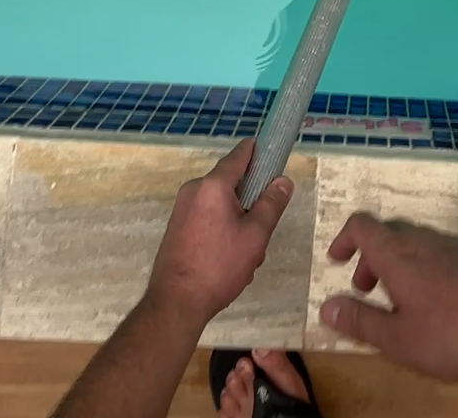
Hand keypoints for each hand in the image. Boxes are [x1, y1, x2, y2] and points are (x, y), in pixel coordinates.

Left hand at [144, 139, 294, 327]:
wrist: (174, 304)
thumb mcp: (255, 235)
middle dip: (251, 202)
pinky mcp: (177, 227)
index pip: (240, 154)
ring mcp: (182, 209)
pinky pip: (208, 217)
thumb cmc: (218, 266)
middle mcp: (194, 189)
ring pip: (221, 204)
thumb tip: (283, 180)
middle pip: (232, 183)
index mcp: (213, 185)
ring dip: (238, 221)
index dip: (259, 152)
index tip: (275, 158)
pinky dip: (222, 230)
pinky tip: (228, 260)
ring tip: (246, 255)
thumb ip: (272, 204)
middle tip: (262, 230)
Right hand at [316, 212, 457, 383]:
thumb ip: (359, 320)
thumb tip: (326, 306)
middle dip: (371, 255)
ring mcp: (454, 246)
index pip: (362, 225)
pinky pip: (441, 251)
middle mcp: (424, 240)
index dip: (344, 237)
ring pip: (417, 241)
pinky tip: (437, 300)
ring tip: (401, 299)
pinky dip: (425, 266)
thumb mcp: (396, 339)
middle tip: (366, 288)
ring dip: (399, 261)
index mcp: (398, 254)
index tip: (336, 259)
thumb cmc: (451, 336)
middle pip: (389, 231)